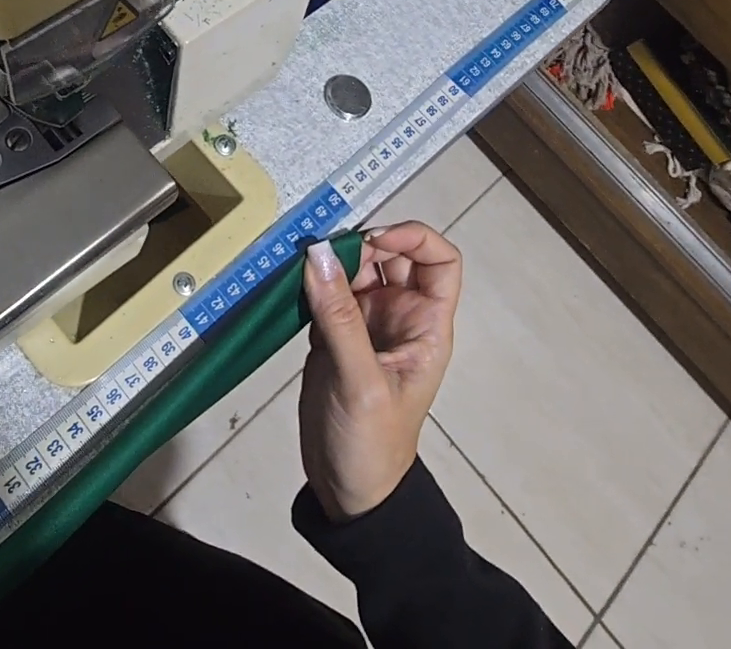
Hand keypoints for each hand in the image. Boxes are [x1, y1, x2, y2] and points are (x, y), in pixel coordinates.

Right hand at [299, 221, 462, 521]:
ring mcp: (365, 324)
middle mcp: (399, 316)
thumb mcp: (361, 381)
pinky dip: (311, 282)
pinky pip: (326, 293)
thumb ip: (339, 316)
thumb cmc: (373, 445)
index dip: (414, 238)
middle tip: (325, 249)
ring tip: (301, 261)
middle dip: (362, 244)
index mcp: (426, 325)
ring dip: (332, 260)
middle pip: (391, 257)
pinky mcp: (332, 335)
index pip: (439, 261)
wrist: (348, 492)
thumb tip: (318, 253)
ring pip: (355, 271)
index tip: (374, 238)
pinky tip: (291, 280)